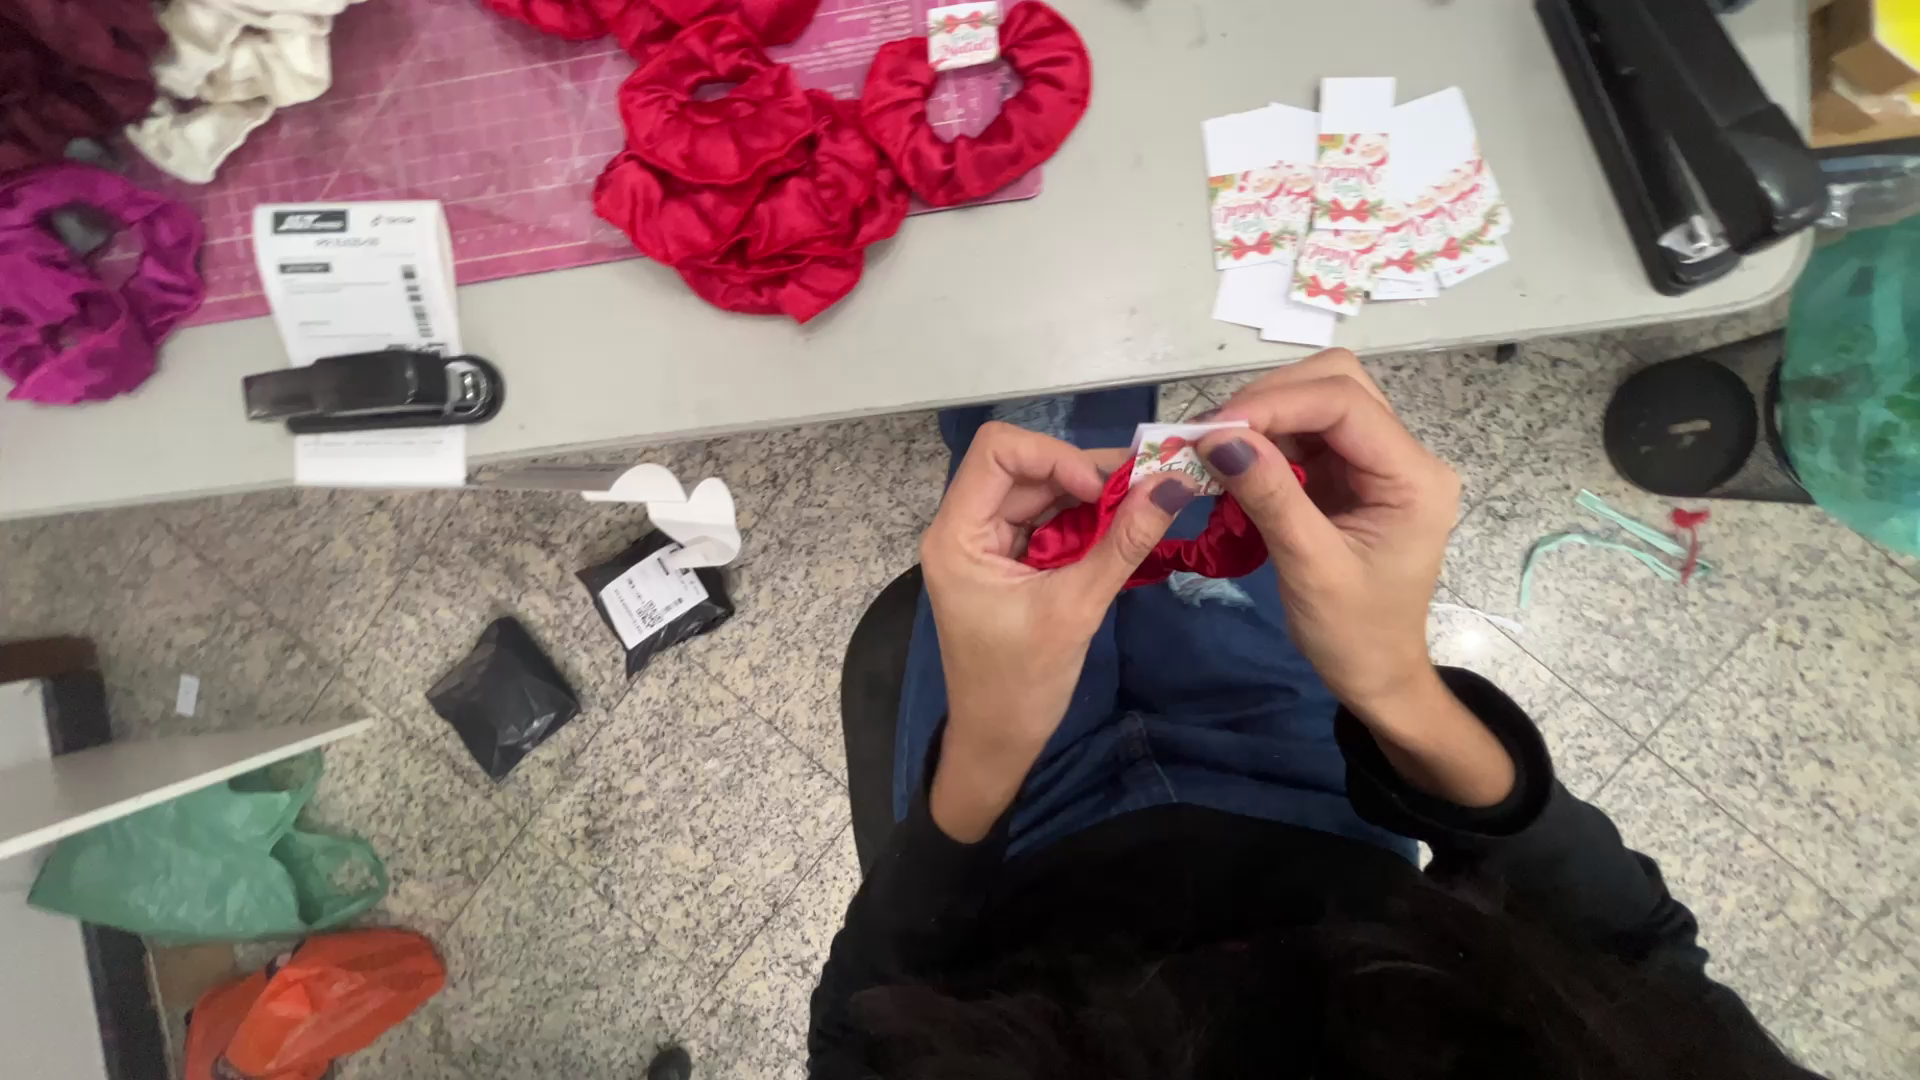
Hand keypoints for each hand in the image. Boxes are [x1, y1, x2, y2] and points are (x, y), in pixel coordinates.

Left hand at [919, 422, 1191, 839]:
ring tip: (1142, 505)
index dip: (1053, 455)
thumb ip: (1122, 544)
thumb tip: (1174, 485)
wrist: (998, 741)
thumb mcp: (1074, 610)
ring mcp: (984, 542)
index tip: (1101, 490)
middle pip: (1022, 467)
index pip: (997, 451)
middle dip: (1083, 472)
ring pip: (1038, 490)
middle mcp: (963, 528)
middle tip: (1145, 488)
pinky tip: (1120, 526)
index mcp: (957, 535)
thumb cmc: (1021, 686)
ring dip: (1089, 494)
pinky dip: (1083, 517)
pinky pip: (1045, 519)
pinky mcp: (1006, 559)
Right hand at [1195, 350, 1459, 718]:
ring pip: (1314, 402)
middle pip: (1335, 384)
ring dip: (1259, 417)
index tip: (1210, 430)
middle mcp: (1400, 456)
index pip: (1344, 404)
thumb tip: (1216, 438)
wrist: (1373, 671)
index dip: (1274, 404)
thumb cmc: (1352, 631)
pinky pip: (1300, 435)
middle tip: (1209, 434)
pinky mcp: (1344, 475)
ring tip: (1211, 447)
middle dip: (1268, 399)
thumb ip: (1269, 496)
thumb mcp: (1309, 566)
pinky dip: (1260, 440)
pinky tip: (1230, 462)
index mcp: (1412, 477)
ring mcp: (1372, 462)